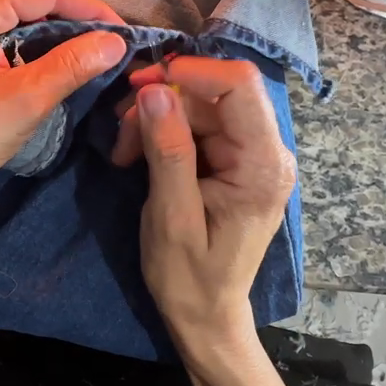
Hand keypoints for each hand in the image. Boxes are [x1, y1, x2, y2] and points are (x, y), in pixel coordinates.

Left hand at [0, 0, 127, 234]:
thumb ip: (71, 66)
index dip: (91, 7)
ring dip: (55, 25)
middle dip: (75, 13)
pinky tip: (54, 57)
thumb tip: (116, 41)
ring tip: (92, 49)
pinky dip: (31, 37)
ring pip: (17, 8)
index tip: (125, 33)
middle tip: (112, 42)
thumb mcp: (24, 102)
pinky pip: (1, 25)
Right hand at [118, 58, 296, 367]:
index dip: (193, 71)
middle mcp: (265, 150)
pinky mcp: (228, 156)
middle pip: (213, 92)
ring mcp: (246, 152)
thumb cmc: (190, 277)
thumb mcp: (171, 217)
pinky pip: (191, 121)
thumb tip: (154, 90)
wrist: (204, 315)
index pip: (241, 86)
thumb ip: (168, 151)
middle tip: (120, 130)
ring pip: (196, 102)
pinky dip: (158, 129)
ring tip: (123, 151)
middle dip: (161, 100)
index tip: (142, 84)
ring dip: (153, 117)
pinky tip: (134, 153)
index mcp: (263, 165)